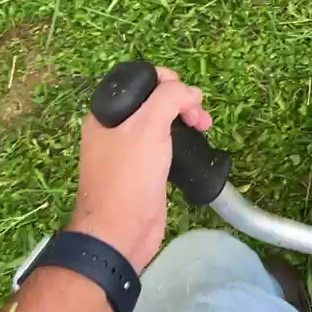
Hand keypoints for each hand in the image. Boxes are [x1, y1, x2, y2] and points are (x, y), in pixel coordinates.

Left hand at [66, 67, 210, 270]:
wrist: (120, 232)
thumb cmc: (130, 176)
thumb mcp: (149, 126)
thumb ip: (170, 97)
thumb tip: (191, 94)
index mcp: (107, 111)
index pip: (142, 79)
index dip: (169, 81)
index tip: (187, 97)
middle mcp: (115, 126)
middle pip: (156, 97)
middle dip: (183, 99)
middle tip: (199, 116)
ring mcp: (129, 148)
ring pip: (164, 118)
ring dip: (187, 116)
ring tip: (204, 126)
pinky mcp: (143, 167)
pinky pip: (166, 140)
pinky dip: (183, 135)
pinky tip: (195, 141)